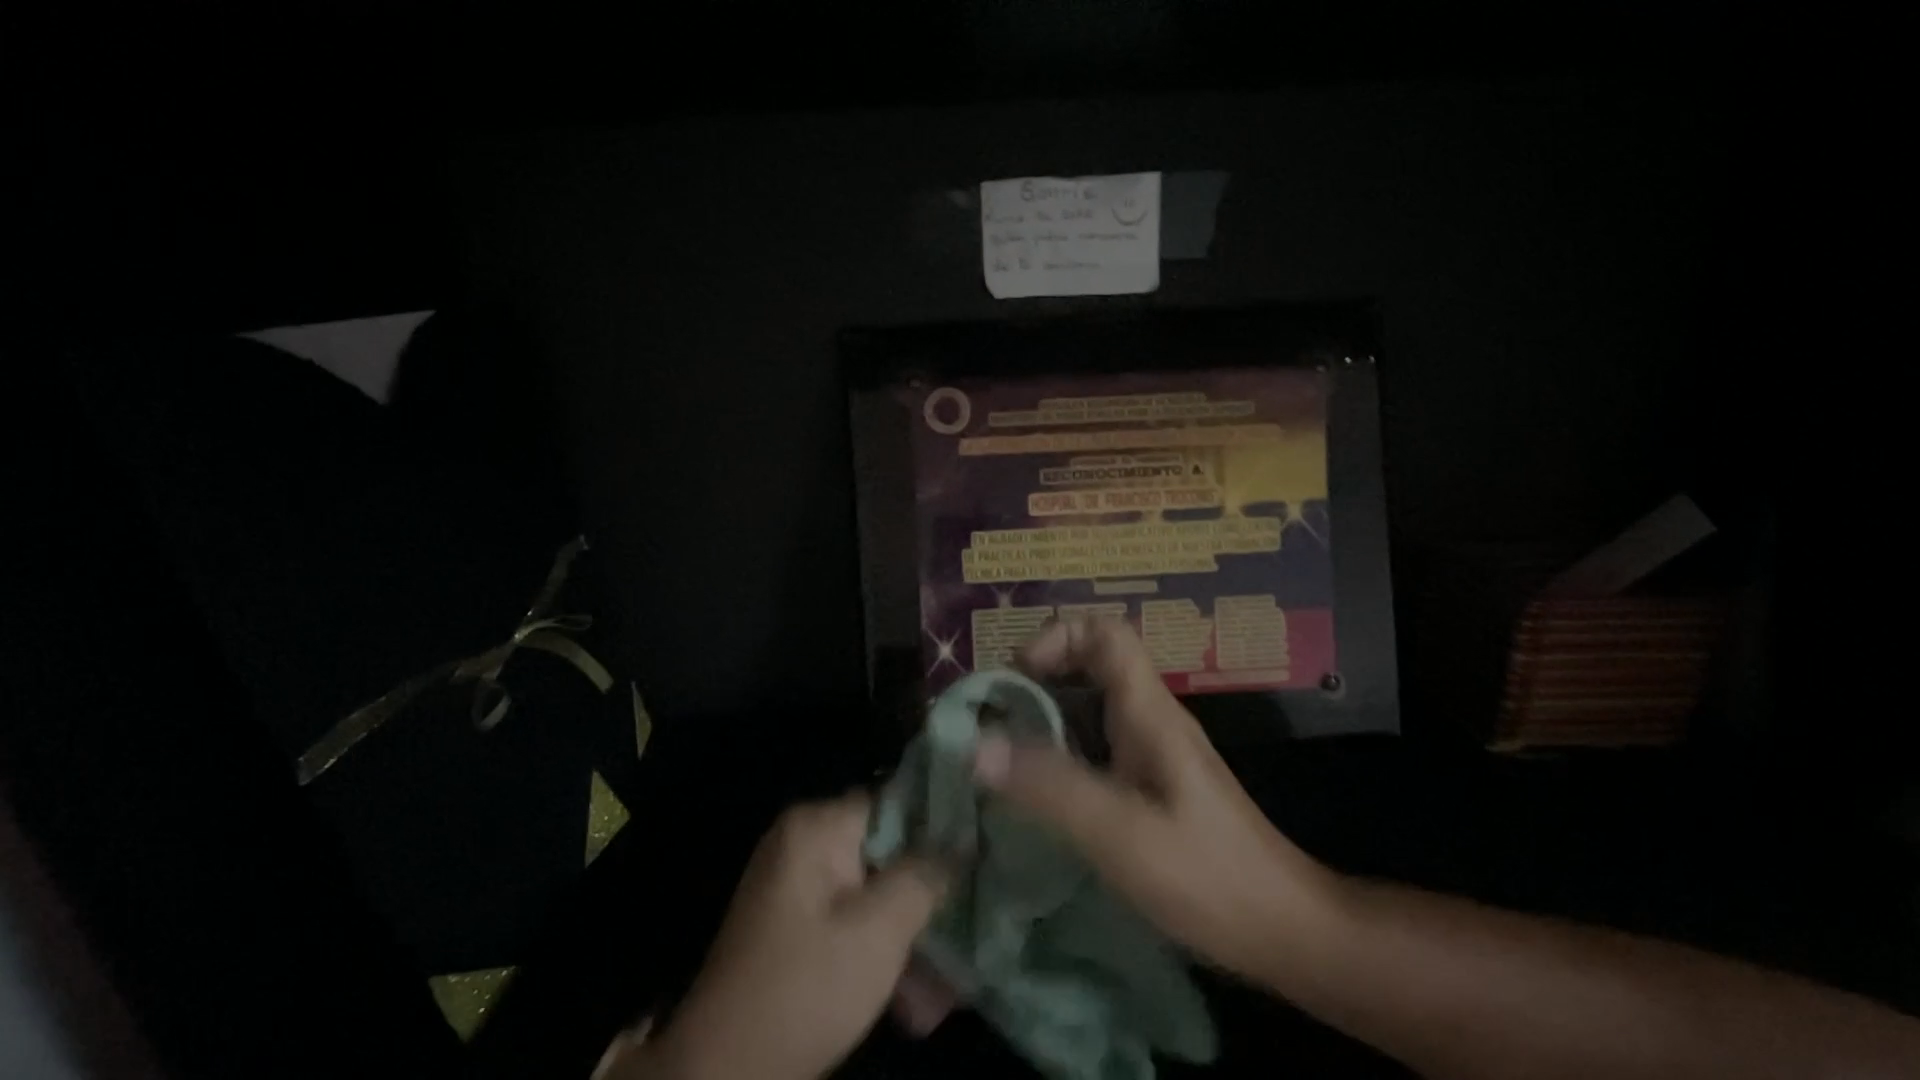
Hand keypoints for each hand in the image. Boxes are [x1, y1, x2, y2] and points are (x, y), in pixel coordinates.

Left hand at [627, 794, 946, 1079]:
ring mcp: (798, 889)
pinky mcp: (798, 929)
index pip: (896, 800)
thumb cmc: (806, 986)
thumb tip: (964, 837)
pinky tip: (919, 1003)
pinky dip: (883, 956)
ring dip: (914, 939)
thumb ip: (926, 875)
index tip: (987, 849)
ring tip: (953, 986)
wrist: (725, 1069)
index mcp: (816, 829)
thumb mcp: (879, 931)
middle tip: (976, 925)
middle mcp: (804, 846)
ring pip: (876, 896)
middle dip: (932, 898)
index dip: (944, 823)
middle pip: (889, 853)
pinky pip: (855, 925)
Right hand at [972, 617, 1339, 980]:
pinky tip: (1034, 798)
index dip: (1055, 638)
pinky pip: (1095, 751)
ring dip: (1042, 722)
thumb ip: (1050, 788)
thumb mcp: (1121, 834)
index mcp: (1149, 714)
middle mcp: (1150, 722)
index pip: (1105, 634)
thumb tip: (976, 745)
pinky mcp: (1151, 789)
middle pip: (1090, 667)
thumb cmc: (1207, 878)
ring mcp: (1153, 756)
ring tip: (998, 759)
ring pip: (1089, 711)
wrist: (1283, 931)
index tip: (1014, 678)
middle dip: (1035, 682)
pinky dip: (1058, 758)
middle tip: (990, 723)